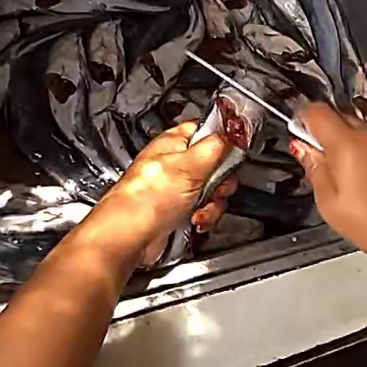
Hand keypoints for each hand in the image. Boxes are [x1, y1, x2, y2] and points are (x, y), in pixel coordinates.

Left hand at [84, 123, 236, 266]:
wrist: (130, 236)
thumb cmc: (147, 197)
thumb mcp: (190, 164)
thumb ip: (216, 146)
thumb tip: (234, 135)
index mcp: (175, 143)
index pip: (207, 130)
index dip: (224, 140)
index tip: (235, 153)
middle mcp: (176, 164)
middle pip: (216, 164)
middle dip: (223, 180)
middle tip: (217, 187)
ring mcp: (178, 188)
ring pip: (214, 191)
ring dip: (214, 203)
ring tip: (200, 209)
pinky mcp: (179, 211)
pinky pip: (204, 210)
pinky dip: (205, 217)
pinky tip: (195, 221)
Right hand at [290, 105, 366, 257]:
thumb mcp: (329, 204)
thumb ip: (315, 169)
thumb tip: (305, 150)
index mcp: (348, 145)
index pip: (318, 112)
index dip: (306, 118)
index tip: (303, 128)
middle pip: (343, 118)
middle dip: (332, 135)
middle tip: (329, 164)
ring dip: (358, 145)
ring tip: (359, 179)